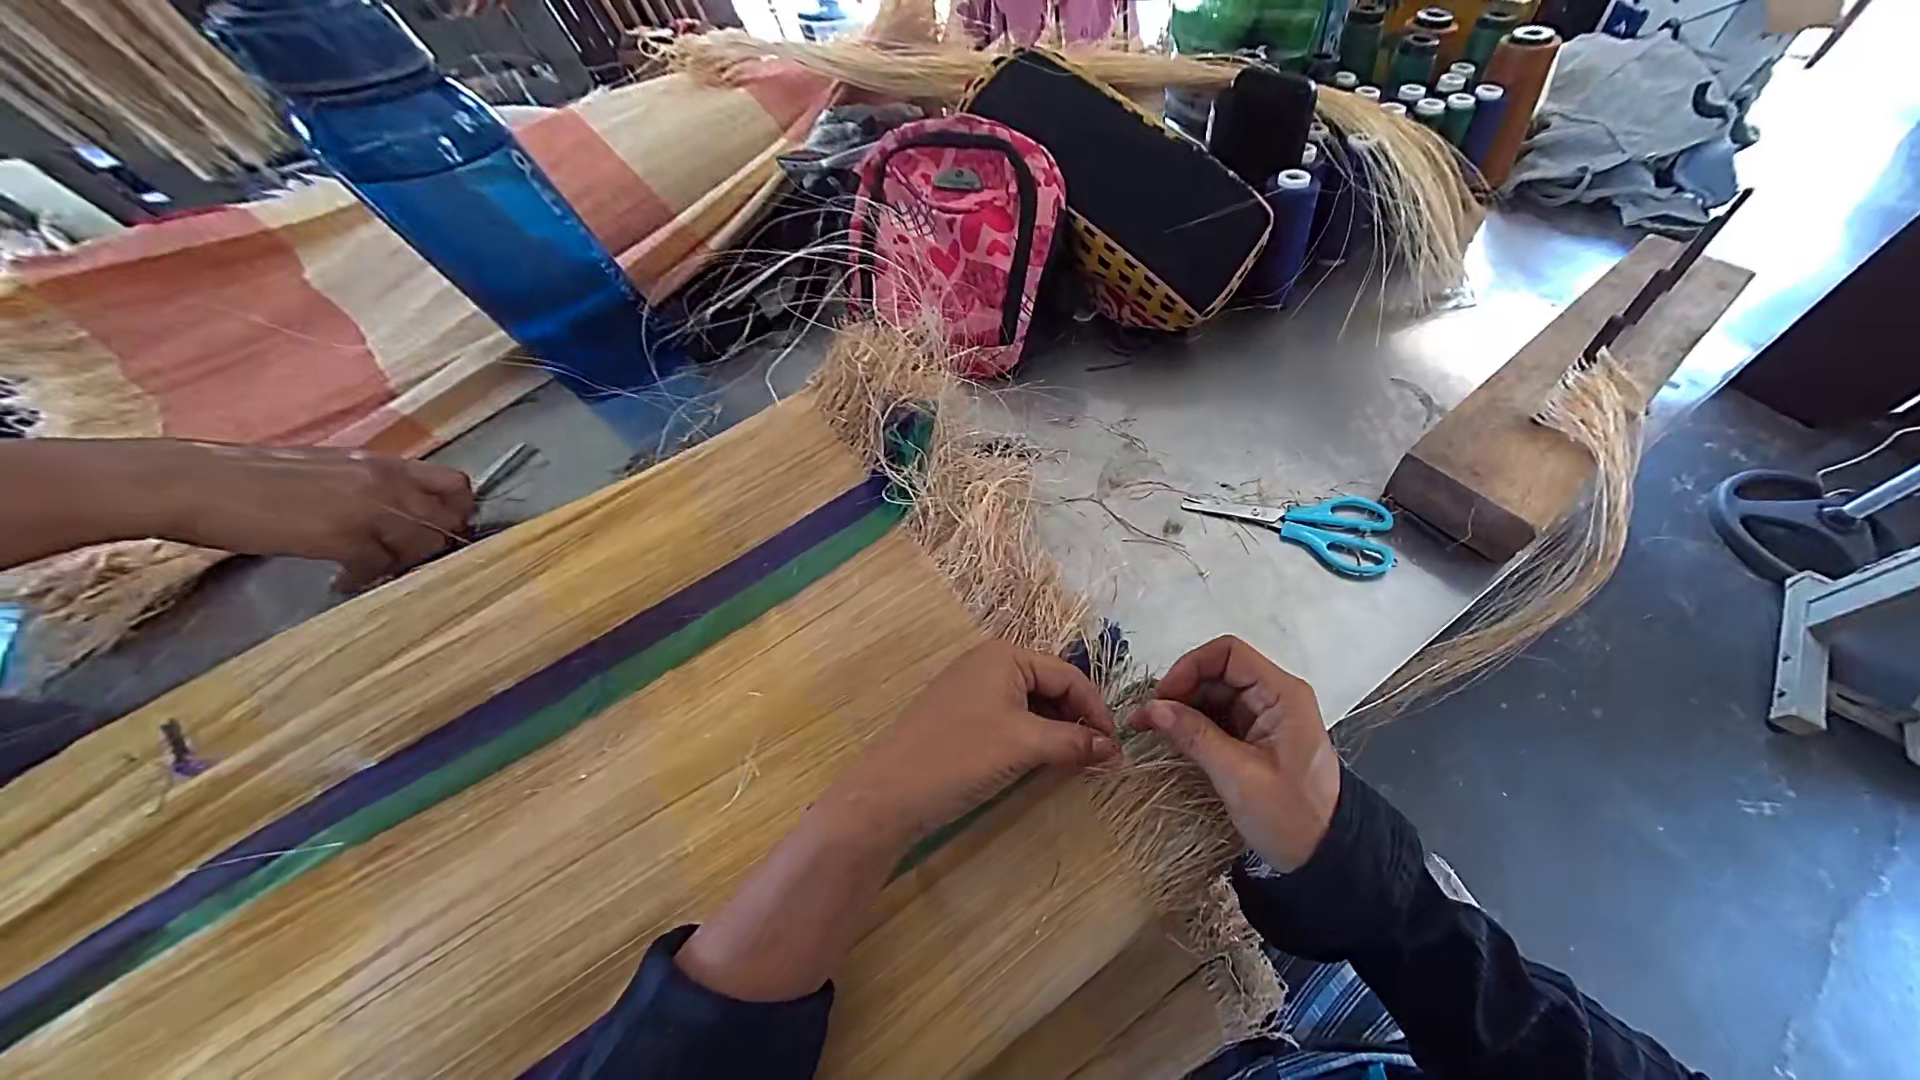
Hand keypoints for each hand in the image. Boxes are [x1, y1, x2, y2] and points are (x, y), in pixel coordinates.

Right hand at [149, 441, 474, 589]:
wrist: (190, 483)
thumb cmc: (255, 476)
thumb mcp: (334, 468)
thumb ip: (377, 485)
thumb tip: (410, 509)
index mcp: (386, 464)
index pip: (457, 483)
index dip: (459, 509)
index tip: (446, 527)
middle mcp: (387, 483)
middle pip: (448, 520)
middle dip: (436, 542)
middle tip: (409, 556)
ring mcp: (369, 509)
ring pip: (421, 546)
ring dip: (403, 562)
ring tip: (373, 568)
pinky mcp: (343, 537)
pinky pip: (379, 566)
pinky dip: (366, 577)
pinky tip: (344, 579)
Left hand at [676, 641, 1115, 1001]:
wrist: (890, 790)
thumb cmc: (962, 755)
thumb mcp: (1025, 744)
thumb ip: (1073, 741)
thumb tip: (1111, 748)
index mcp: (1006, 655)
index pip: (1069, 675)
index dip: (1096, 710)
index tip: (1115, 750)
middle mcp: (989, 662)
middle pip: (1050, 686)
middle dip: (1076, 720)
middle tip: (1097, 759)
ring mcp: (971, 688)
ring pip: (1030, 704)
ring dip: (1056, 731)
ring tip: (1072, 762)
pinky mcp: (961, 715)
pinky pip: (1009, 718)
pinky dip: (1031, 737)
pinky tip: (1040, 761)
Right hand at [1131, 635, 1340, 871]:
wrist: (1326, 860)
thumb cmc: (1290, 816)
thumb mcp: (1239, 777)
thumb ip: (1195, 736)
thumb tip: (1150, 708)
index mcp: (1282, 695)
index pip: (1228, 654)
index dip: (1190, 666)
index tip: (1162, 696)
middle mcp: (1272, 696)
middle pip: (1215, 671)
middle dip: (1179, 689)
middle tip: (1147, 718)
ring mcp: (1262, 715)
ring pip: (1210, 693)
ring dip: (1179, 707)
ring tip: (1149, 728)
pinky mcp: (1252, 734)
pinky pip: (1214, 715)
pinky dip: (1189, 723)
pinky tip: (1170, 738)